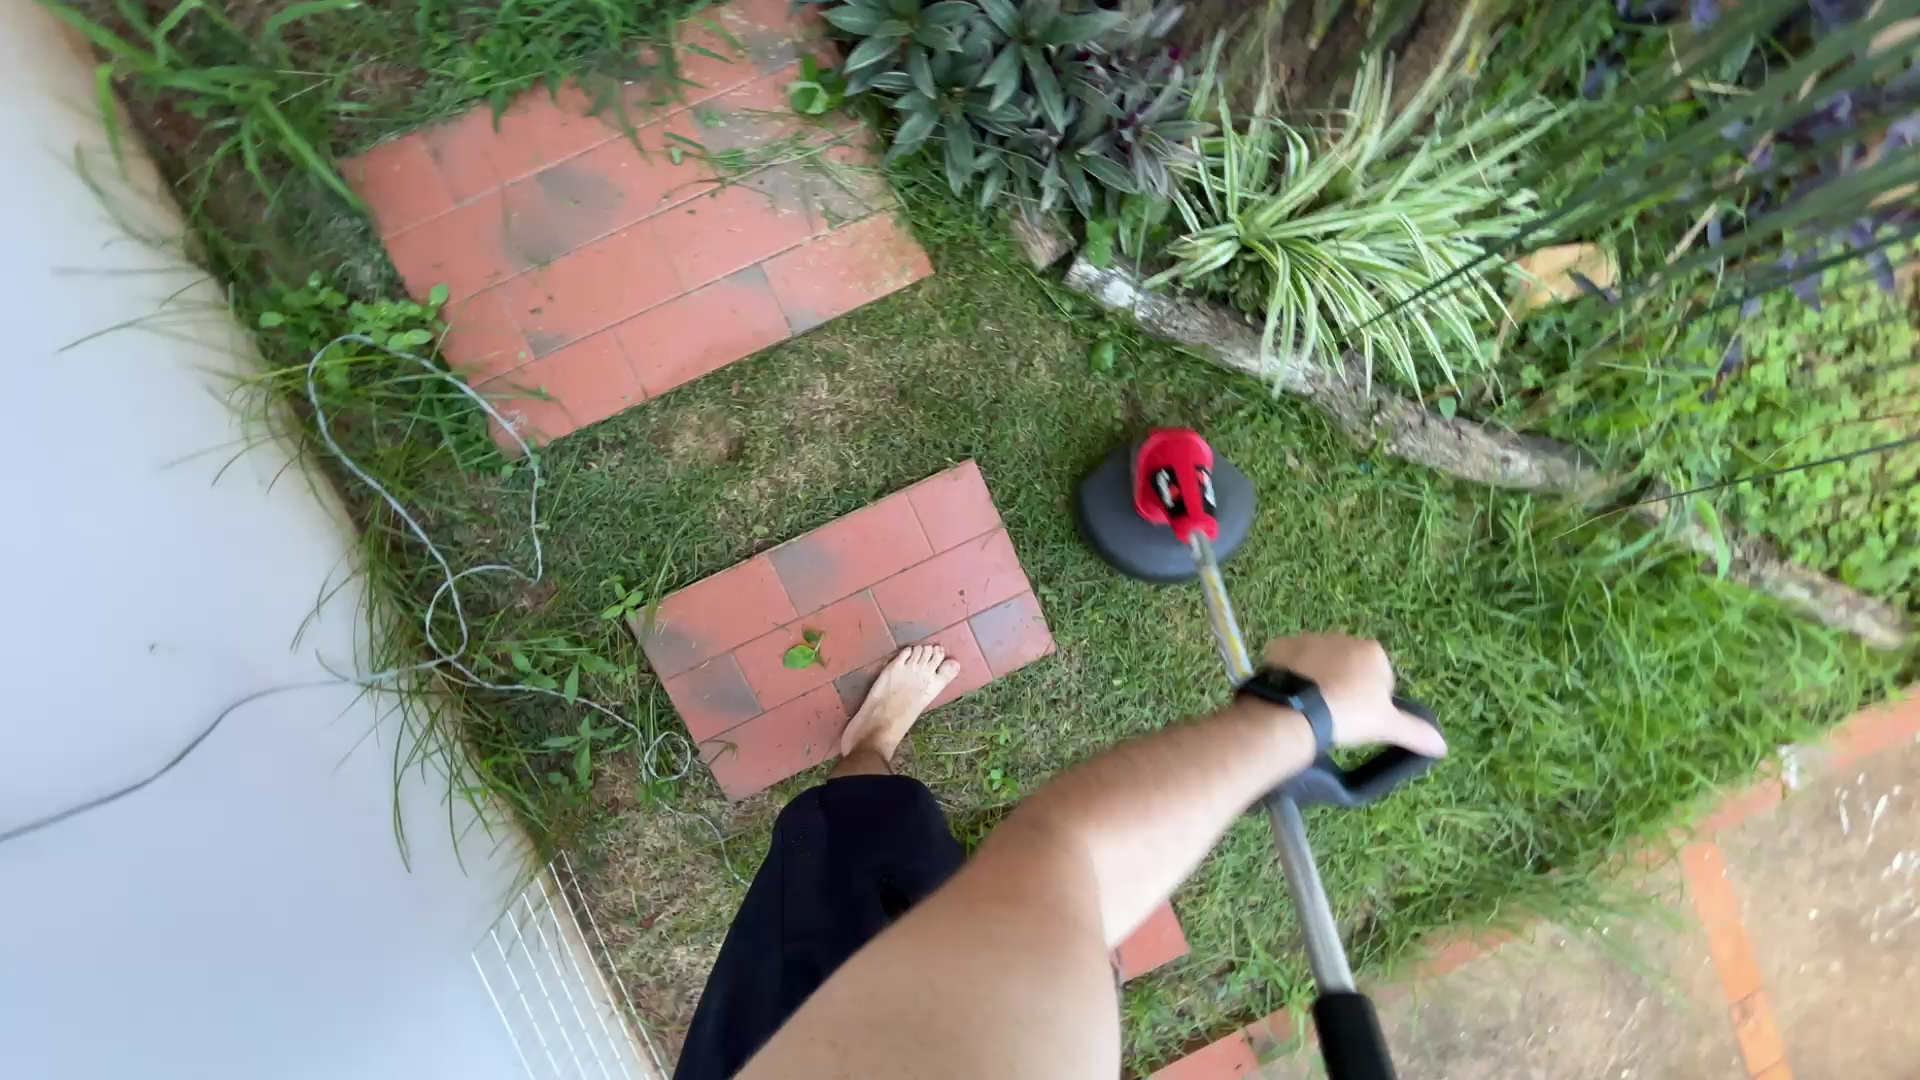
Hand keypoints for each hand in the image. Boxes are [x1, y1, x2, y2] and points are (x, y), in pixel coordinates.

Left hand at [1260, 634, 1447, 757]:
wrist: (1296, 708)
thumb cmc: (1348, 714)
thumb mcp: (1387, 725)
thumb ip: (1416, 732)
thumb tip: (1442, 747)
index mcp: (1372, 651)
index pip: (1379, 675)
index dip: (1371, 697)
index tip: (1359, 713)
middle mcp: (1341, 637)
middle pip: (1348, 665)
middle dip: (1344, 684)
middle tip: (1335, 710)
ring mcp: (1308, 638)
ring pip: (1318, 661)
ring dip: (1317, 677)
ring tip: (1311, 703)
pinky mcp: (1280, 645)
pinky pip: (1290, 659)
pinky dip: (1291, 672)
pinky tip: (1291, 691)